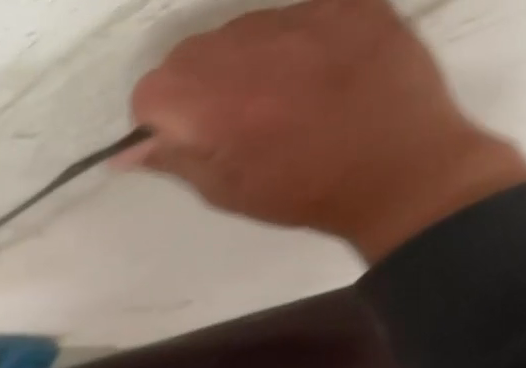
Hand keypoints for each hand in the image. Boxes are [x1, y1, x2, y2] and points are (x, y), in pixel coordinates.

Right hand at [121, 0, 525, 262]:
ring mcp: (304, 20)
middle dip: (194, 83)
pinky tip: (313, 68)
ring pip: (238, 28)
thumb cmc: (300, 190)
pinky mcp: (349, 3)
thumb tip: (124, 152)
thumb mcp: (222, 188)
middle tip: (229, 117)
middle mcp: (251, 52)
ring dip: (241, 57)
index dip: (157, 116)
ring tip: (277, 92)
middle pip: (188, 53)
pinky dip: (292, 35)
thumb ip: (172, 158)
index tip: (183, 135)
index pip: (150, 89)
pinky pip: (296, 9)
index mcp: (214, 105)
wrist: (401, 170)